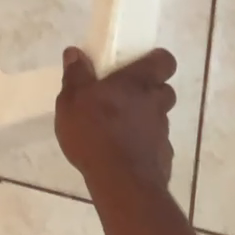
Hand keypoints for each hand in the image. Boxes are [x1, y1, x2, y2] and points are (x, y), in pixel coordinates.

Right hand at [55, 46, 177, 197]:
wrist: (120, 181)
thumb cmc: (93, 132)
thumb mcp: (71, 101)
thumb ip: (75, 76)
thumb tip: (75, 52)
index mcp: (136, 83)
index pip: (163, 61)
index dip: (155, 60)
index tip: (137, 63)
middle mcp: (155, 103)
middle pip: (162, 89)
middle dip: (146, 90)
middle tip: (121, 96)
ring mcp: (162, 131)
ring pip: (156, 116)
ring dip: (141, 117)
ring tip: (114, 128)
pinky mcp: (163, 156)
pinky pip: (153, 142)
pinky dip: (140, 142)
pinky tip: (119, 151)